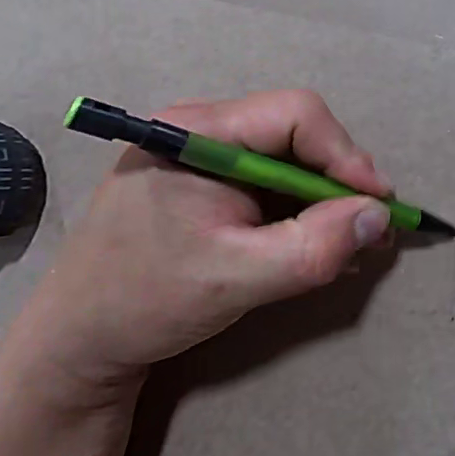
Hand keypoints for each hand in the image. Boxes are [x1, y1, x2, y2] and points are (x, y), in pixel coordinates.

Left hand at [21, 90, 394, 390]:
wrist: (76, 340)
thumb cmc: (143, 302)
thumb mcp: (236, 279)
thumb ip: (312, 248)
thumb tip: (378, 216)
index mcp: (196, 132)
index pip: (294, 115)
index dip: (345, 155)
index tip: (378, 205)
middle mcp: (200, 129)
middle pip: (294, 134)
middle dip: (338, 181)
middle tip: (372, 230)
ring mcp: (201, 156)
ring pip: (285, 159)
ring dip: (323, 200)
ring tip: (350, 244)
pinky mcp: (204, 184)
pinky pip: (266, 182)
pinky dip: (298, 212)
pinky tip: (314, 245)